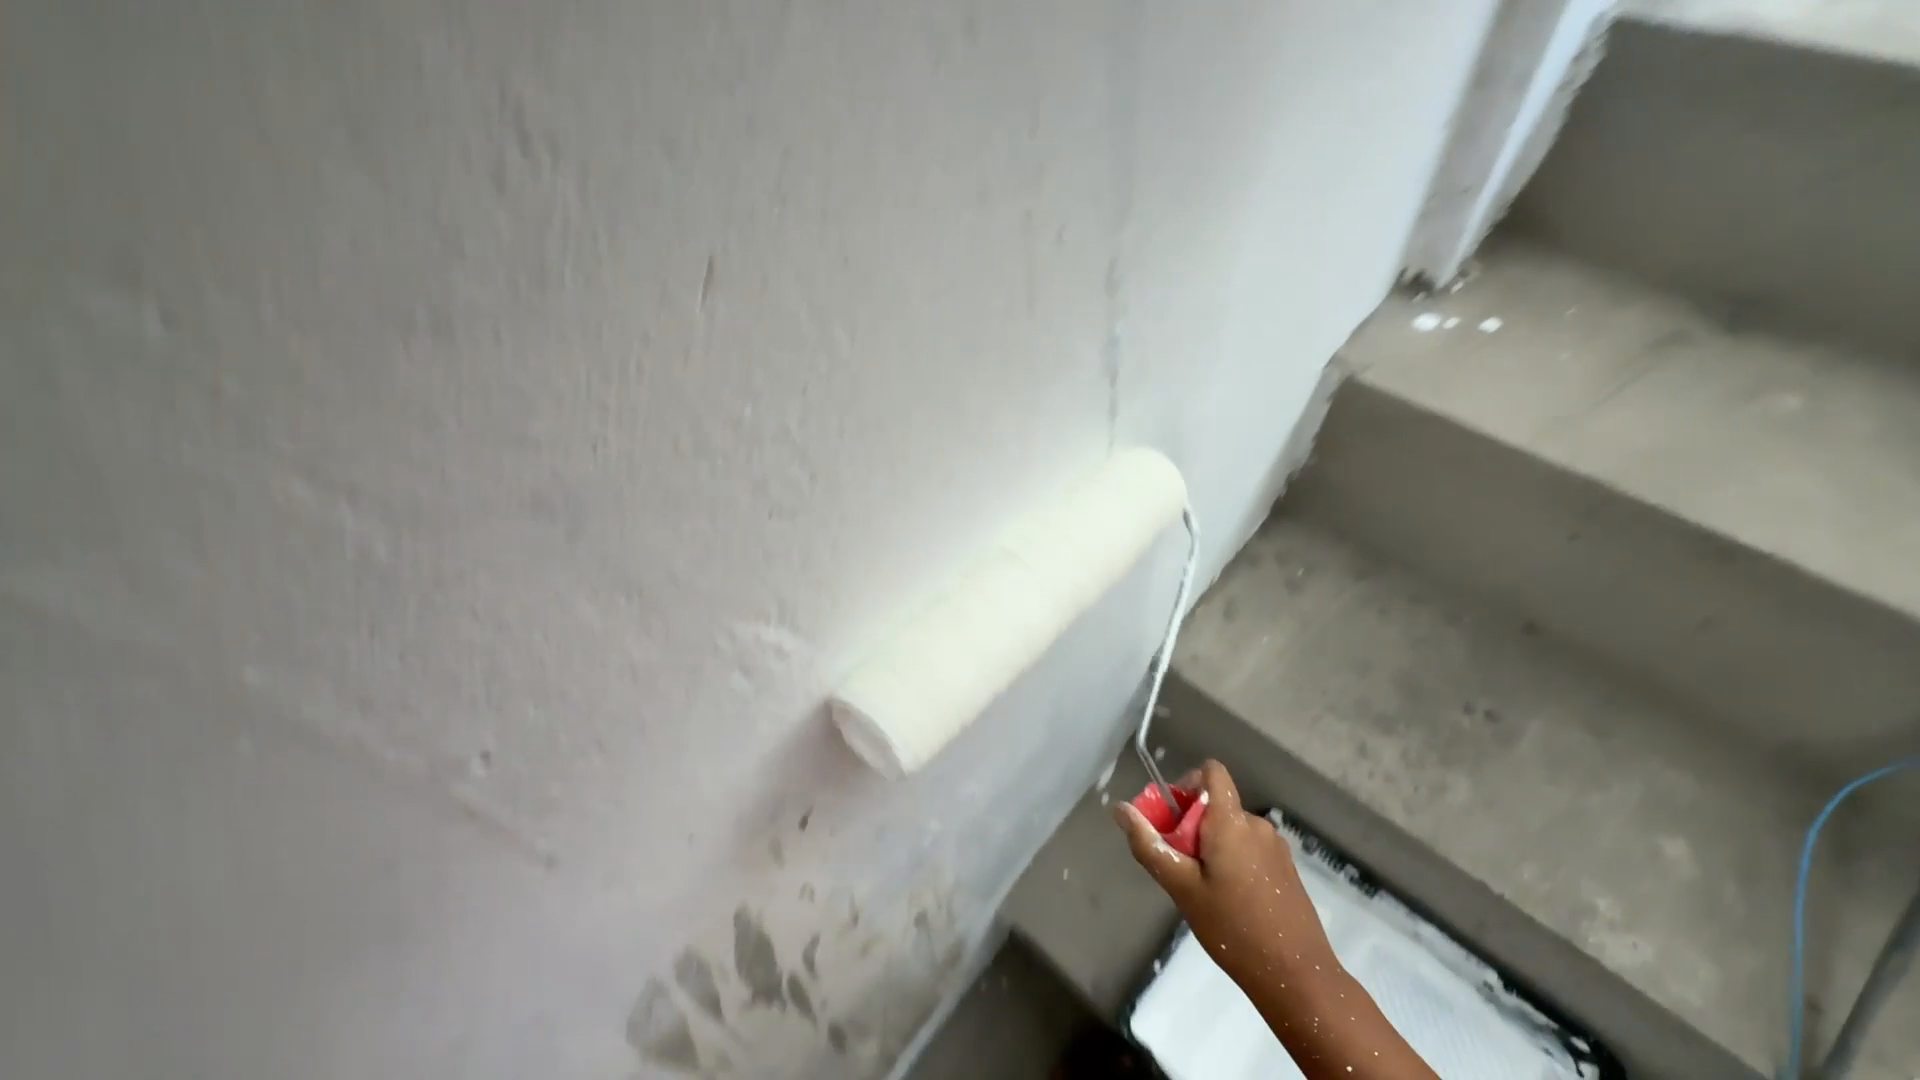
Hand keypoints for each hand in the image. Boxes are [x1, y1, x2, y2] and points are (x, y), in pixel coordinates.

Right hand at [1112, 760, 1334, 983]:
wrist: (1296, 975)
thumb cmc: (1232, 927)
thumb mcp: (1181, 887)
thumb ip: (1149, 845)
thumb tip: (1120, 808)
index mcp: (1231, 821)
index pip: (1211, 772)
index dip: (1187, 783)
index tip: (1171, 818)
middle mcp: (1257, 824)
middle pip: (1216, 805)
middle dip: (1191, 826)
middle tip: (1180, 868)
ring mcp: (1275, 847)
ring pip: (1231, 830)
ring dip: (1210, 847)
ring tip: (1203, 891)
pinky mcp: (1285, 870)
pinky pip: (1248, 849)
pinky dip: (1231, 862)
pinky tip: (1229, 903)